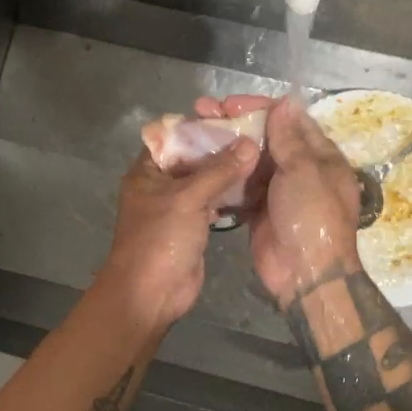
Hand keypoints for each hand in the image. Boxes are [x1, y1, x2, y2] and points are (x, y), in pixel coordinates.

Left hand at [100, 138, 259, 332]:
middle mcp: (161, 183)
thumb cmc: (160, 239)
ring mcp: (177, 205)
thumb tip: (250, 144)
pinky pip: (214, 202)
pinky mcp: (193, 225)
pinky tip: (257, 185)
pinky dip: (231, 194)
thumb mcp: (188, 198)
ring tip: (263, 155)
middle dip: (222, 148)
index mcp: (148, 169)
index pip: (174, 135)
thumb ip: (219, 170)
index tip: (234, 116)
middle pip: (194, 157)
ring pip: (206, 180)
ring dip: (230, 171)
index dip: (201, 125)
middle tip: (258, 134)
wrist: (151, 294)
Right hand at [196, 95, 361, 308]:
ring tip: (195, 131)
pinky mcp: (259, 207)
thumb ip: (289, 137)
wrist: (305, 274)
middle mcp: (300, 168)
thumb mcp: (304, 171)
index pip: (289, 119)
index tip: (229, 103)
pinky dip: (223, 171)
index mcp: (320, 155)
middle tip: (204, 113)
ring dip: (225, 145)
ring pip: (249, 159)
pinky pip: (240, 183)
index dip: (260, 107)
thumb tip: (285, 101)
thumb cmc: (311, 216)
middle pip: (266, 137)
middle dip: (236, 123)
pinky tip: (199, 161)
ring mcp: (278, 189)